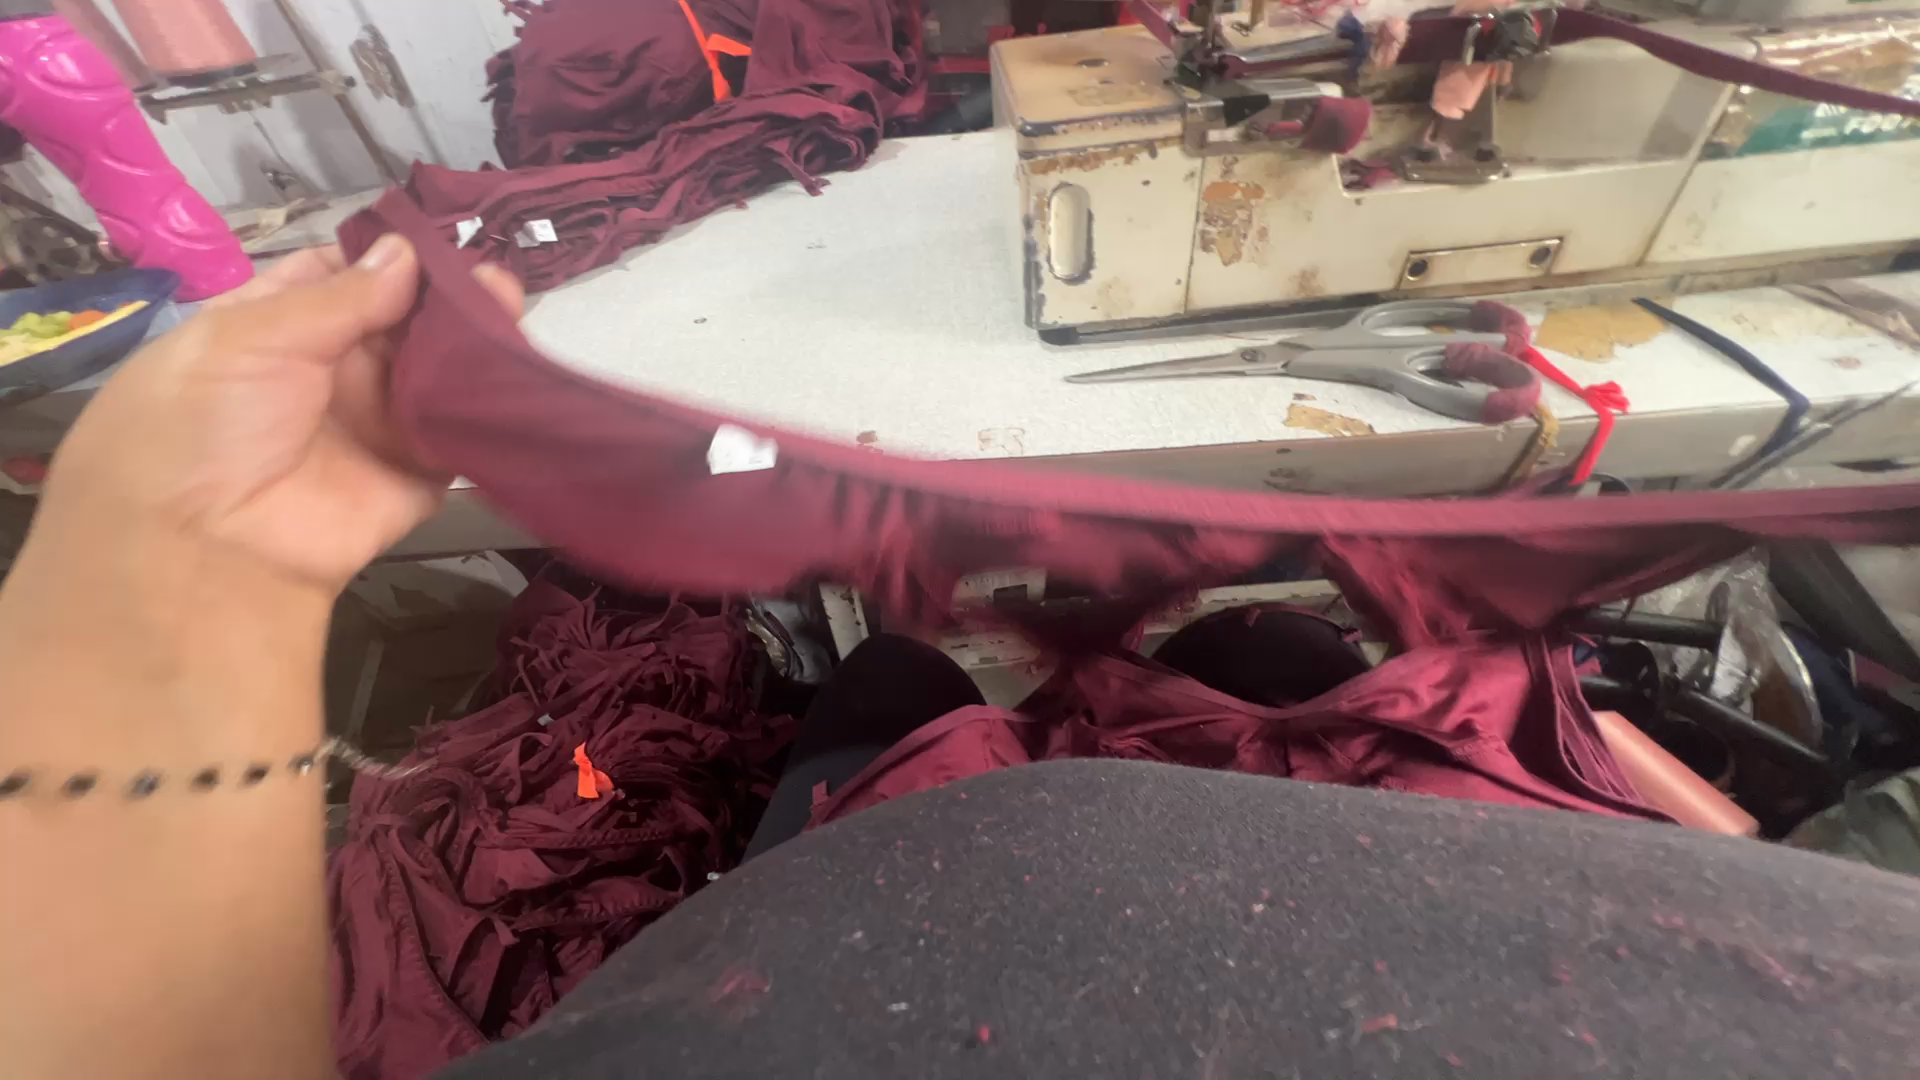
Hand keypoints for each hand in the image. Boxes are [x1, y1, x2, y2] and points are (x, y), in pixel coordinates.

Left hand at [36, 235, 522, 595]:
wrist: (219, 544)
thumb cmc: (207, 424)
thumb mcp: (251, 339)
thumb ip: (340, 300)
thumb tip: (409, 252)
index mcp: (286, 326)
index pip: (350, 277)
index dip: (395, 258)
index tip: (447, 242)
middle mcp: (343, 367)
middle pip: (409, 322)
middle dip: (451, 300)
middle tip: (497, 280)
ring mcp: (390, 417)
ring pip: (445, 371)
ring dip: (477, 346)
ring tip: (514, 314)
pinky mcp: (430, 465)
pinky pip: (467, 428)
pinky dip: (493, 406)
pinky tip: (521, 374)